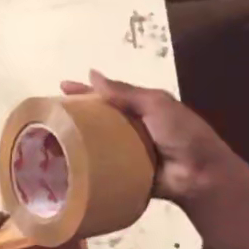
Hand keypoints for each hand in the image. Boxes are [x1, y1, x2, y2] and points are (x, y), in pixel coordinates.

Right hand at [61, 70, 248, 211]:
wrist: (199, 173)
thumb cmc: (182, 132)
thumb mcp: (156, 104)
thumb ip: (125, 92)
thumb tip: (92, 74)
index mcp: (139, 109)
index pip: (107, 96)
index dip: (85, 92)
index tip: (60, 89)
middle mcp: (130, 129)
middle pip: (97, 120)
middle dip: (75, 117)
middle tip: (49, 118)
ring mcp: (125, 152)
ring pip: (96, 144)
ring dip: (76, 143)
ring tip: (50, 142)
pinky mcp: (123, 174)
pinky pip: (101, 168)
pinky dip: (86, 167)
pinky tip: (65, 167)